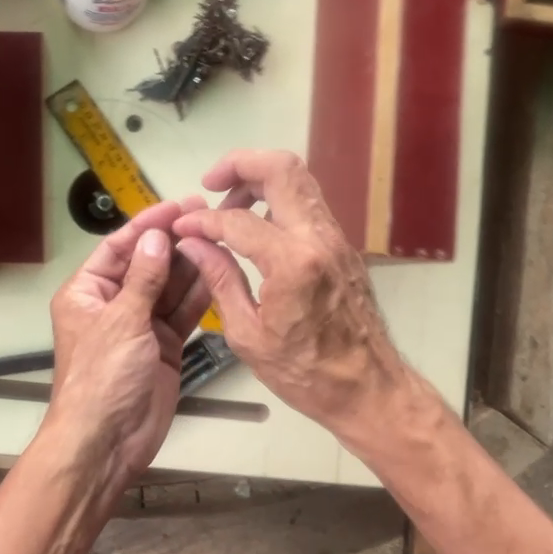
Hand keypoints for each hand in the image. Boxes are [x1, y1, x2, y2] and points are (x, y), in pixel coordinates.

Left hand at [46, 199, 211, 488]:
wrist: (107, 441)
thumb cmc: (102, 377)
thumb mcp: (121, 321)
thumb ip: (143, 278)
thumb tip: (156, 237)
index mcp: (87, 292)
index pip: (119, 248)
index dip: (148, 225)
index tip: (179, 205)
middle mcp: (113, 304)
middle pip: (147, 264)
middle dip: (174, 244)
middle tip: (210, 217)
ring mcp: (140, 327)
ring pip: (168, 288)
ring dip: (191, 267)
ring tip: (221, 239)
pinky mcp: (163, 347)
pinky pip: (182, 314)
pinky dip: (199, 297)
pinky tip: (220, 273)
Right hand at [173, 150, 431, 450]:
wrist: (370, 389)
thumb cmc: (305, 373)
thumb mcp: (248, 335)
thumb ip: (220, 280)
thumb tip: (193, 245)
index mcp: (292, 263)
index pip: (237, 220)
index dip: (202, 221)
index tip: (182, 229)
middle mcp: (319, 239)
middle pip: (281, 168)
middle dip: (239, 164)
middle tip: (211, 184)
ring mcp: (336, 239)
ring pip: (300, 179)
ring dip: (260, 180)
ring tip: (230, 207)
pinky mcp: (342, 247)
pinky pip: (308, 204)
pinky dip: (278, 200)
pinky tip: (255, 228)